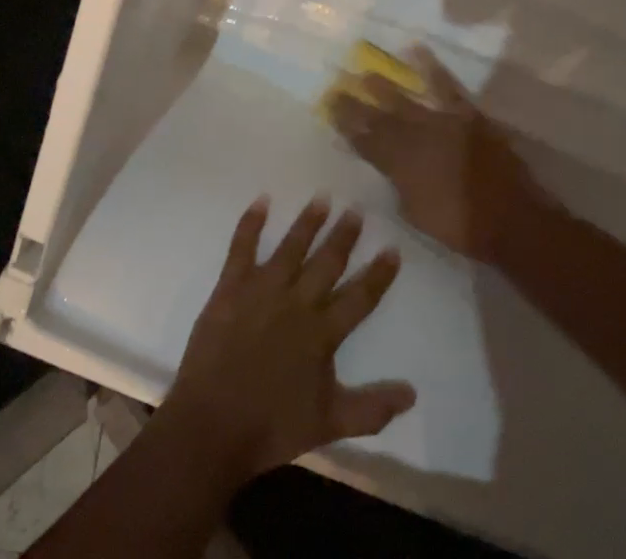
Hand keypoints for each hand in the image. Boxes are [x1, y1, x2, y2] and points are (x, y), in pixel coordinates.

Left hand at [161, 196, 414, 479]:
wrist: (212, 425)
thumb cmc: (272, 426)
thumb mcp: (330, 423)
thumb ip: (373, 408)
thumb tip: (412, 392)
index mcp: (322, 334)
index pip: (359, 298)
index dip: (378, 275)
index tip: (393, 249)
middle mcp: (296, 304)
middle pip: (327, 264)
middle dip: (344, 236)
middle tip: (357, 210)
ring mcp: (261, 293)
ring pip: (290, 249)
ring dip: (307, 223)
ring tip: (321, 198)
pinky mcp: (229, 291)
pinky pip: (242, 250)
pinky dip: (251, 224)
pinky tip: (261, 202)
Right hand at [328, 47, 535, 263]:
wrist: (511, 218)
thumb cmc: (461, 226)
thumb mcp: (416, 214)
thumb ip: (399, 188)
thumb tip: (390, 172)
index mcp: (399, 165)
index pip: (364, 141)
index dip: (346, 125)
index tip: (329, 109)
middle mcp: (415, 138)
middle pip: (379, 117)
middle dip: (355, 103)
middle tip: (337, 86)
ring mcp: (442, 123)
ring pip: (406, 99)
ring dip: (384, 85)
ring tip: (365, 72)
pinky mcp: (468, 115)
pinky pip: (447, 86)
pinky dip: (432, 67)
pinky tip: (417, 50)